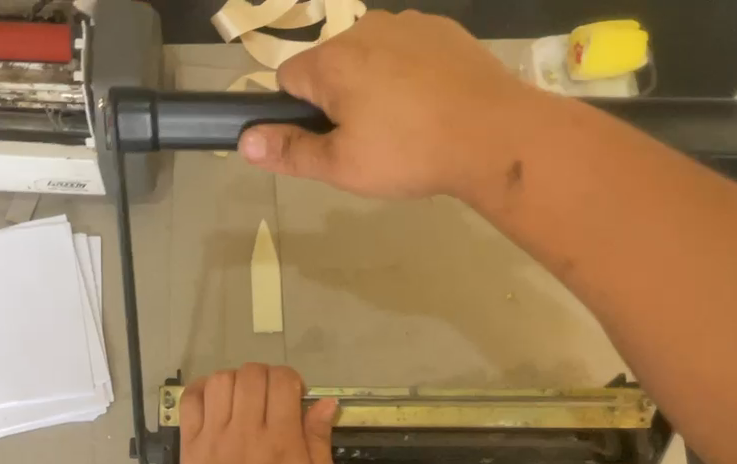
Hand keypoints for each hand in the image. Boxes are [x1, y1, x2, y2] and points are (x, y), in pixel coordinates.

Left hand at [179, 364, 338, 463]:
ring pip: (221, 380)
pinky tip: (215, 400)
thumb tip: (326, 402)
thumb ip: (321, 438)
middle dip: (264, 377)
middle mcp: (246, 431)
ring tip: (240, 399)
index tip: (290, 395)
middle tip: (266, 396)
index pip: (282, 381)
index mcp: (280, 439)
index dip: (289, 379)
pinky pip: (191, 399)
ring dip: (235, 382)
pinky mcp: (191, 441)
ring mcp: (214, 435)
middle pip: (251, 375)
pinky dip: (202, 390)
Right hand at [238, 11, 542, 202]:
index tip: (324, 141)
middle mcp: (364, 28)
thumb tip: (245, 141)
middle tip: (368, 145)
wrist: (492, 133)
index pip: (288, 78)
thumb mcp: (342, 166)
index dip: (298, 113)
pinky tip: (430, 108)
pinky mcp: (443, 30)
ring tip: (404, 129)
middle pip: (331, 66)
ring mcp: (407, 24)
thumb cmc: (408, 154)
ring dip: (374, 87)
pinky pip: (408, 52)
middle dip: (338, 100)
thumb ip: (291, 152)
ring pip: (371, 58)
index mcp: (332, 61)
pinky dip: (409, 77)